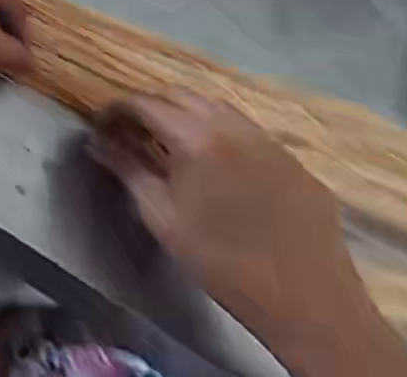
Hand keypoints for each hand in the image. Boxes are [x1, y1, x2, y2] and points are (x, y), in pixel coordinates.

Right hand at [93, 94, 406, 374]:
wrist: (312, 311)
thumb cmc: (221, 260)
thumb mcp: (158, 213)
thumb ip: (125, 168)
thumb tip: (95, 141)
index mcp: (198, 140)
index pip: (143, 103)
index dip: (114, 110)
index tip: (101, 129)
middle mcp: (237, 133)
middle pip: (182, 95)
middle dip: (151, 106)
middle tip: (134, 132)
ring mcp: (277, 150)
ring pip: (220, 109)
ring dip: (189, 115)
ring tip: (173, 144)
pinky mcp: (302, 170)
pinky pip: (253, 134)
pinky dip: (224, 134)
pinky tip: (219, 166)